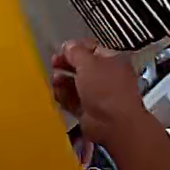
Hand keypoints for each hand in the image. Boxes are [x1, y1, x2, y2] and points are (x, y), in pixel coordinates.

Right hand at [51, 39, 158, 154]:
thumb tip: (68, 46)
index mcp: (112, 61)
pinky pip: (73, 101)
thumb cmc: (107, 89)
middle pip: (83, 68)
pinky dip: (64, 97)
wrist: (114, 123)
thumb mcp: (88, 63)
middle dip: (67, 65)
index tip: (62, 50)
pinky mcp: (89, 112)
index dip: (76, 48)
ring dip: (64, 81)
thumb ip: (76, 52)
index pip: (92, 49)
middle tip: (55, 63)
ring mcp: (98, 96)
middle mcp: (107, 78)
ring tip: (55, 79)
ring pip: (77, 85)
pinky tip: (56, 92)